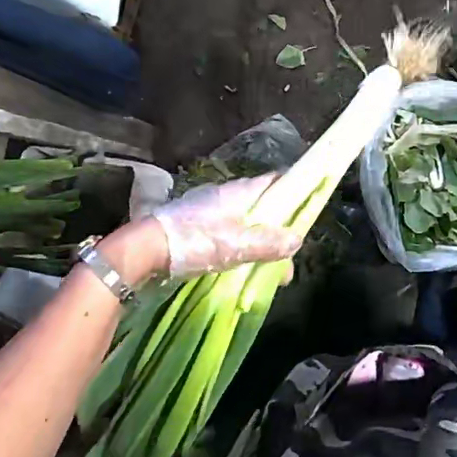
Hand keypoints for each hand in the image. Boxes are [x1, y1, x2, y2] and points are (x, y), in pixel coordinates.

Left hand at [147, 174, 304, 277]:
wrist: (146, 249)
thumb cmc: (195, 241)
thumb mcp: (236, 245)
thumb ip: (268, 243)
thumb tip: (297, 239)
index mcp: (240, 192)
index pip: (276, 181)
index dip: (295, 189)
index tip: (310, 206)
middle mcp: (228, 196)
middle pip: (264, 207)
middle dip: (279, 232)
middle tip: (287, 260)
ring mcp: (212, 211)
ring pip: (248, 224)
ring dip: (261, 245)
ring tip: (269, 274)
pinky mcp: (199, 227)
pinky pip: (231, 234)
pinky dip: (243, 249)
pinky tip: (243, 269)